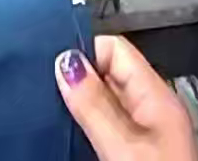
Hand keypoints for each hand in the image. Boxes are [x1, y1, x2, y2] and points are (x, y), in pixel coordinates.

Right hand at [55, 36, 197, 160]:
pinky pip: (101, 129)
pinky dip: (81, 128)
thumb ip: (95, 104)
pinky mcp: (133, 160)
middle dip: (75, 78)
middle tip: (39, 85)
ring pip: (101, 103)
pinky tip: (62, 134)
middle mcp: (151, 113)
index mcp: (157, 99)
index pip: (114, 49)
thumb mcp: (125, 150)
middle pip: (106, 74)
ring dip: (75, 105)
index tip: (50, 65)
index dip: (83, 51)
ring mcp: (144, 140)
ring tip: (45, 107)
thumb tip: (64, 58)